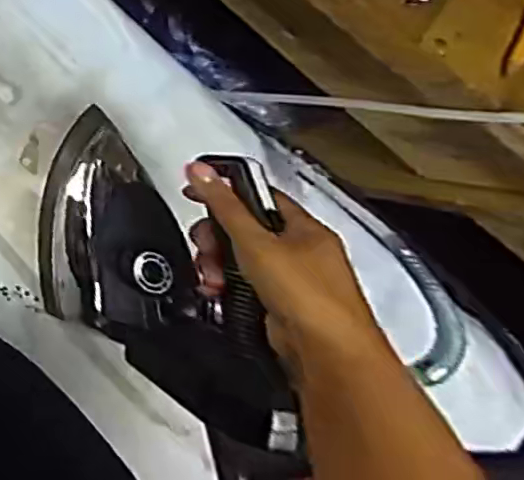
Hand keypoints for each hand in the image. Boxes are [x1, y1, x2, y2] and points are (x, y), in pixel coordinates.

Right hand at [182, 161, 391, 372]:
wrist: (328, 354)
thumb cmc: (305, 294)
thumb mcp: (254, 240)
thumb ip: (223, 204)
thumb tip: (200, 170)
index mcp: (306, 230)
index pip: (259, 194)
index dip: (225, 190)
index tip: (195, 192)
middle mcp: (302, 251)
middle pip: (241, 226)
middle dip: (214, 235)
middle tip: (205, 244)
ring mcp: (292, 277)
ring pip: (237, 254)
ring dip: (216, 261)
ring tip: (213, 274)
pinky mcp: (279, 299)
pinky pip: (241, 278)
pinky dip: (224, 280)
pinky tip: (217, 288)